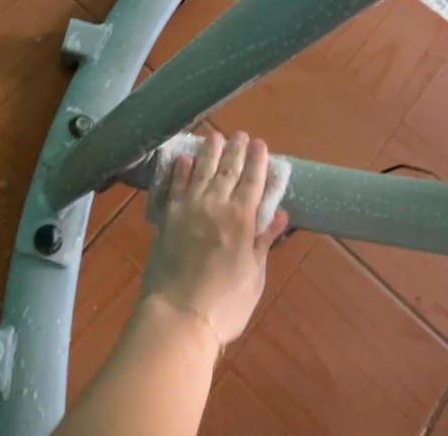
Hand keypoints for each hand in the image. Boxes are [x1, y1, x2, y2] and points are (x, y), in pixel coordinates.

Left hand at [139, 131, 290, 351]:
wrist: (179, 315)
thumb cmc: (225, 304)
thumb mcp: (254, 276)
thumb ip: (264, 241)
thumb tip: (280, 215)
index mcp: (241, 220)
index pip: (252, 182)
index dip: (257, 161)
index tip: (260, 143)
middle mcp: (215, 206)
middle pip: (227, 171)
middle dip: (235, 150)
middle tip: (240, 134)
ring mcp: (188, 209)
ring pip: (200, 171)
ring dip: (209, 152)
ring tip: (214, 136)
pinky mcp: (167, 217)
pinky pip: (175, 186)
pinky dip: (180, 171)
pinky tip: (183, 159)